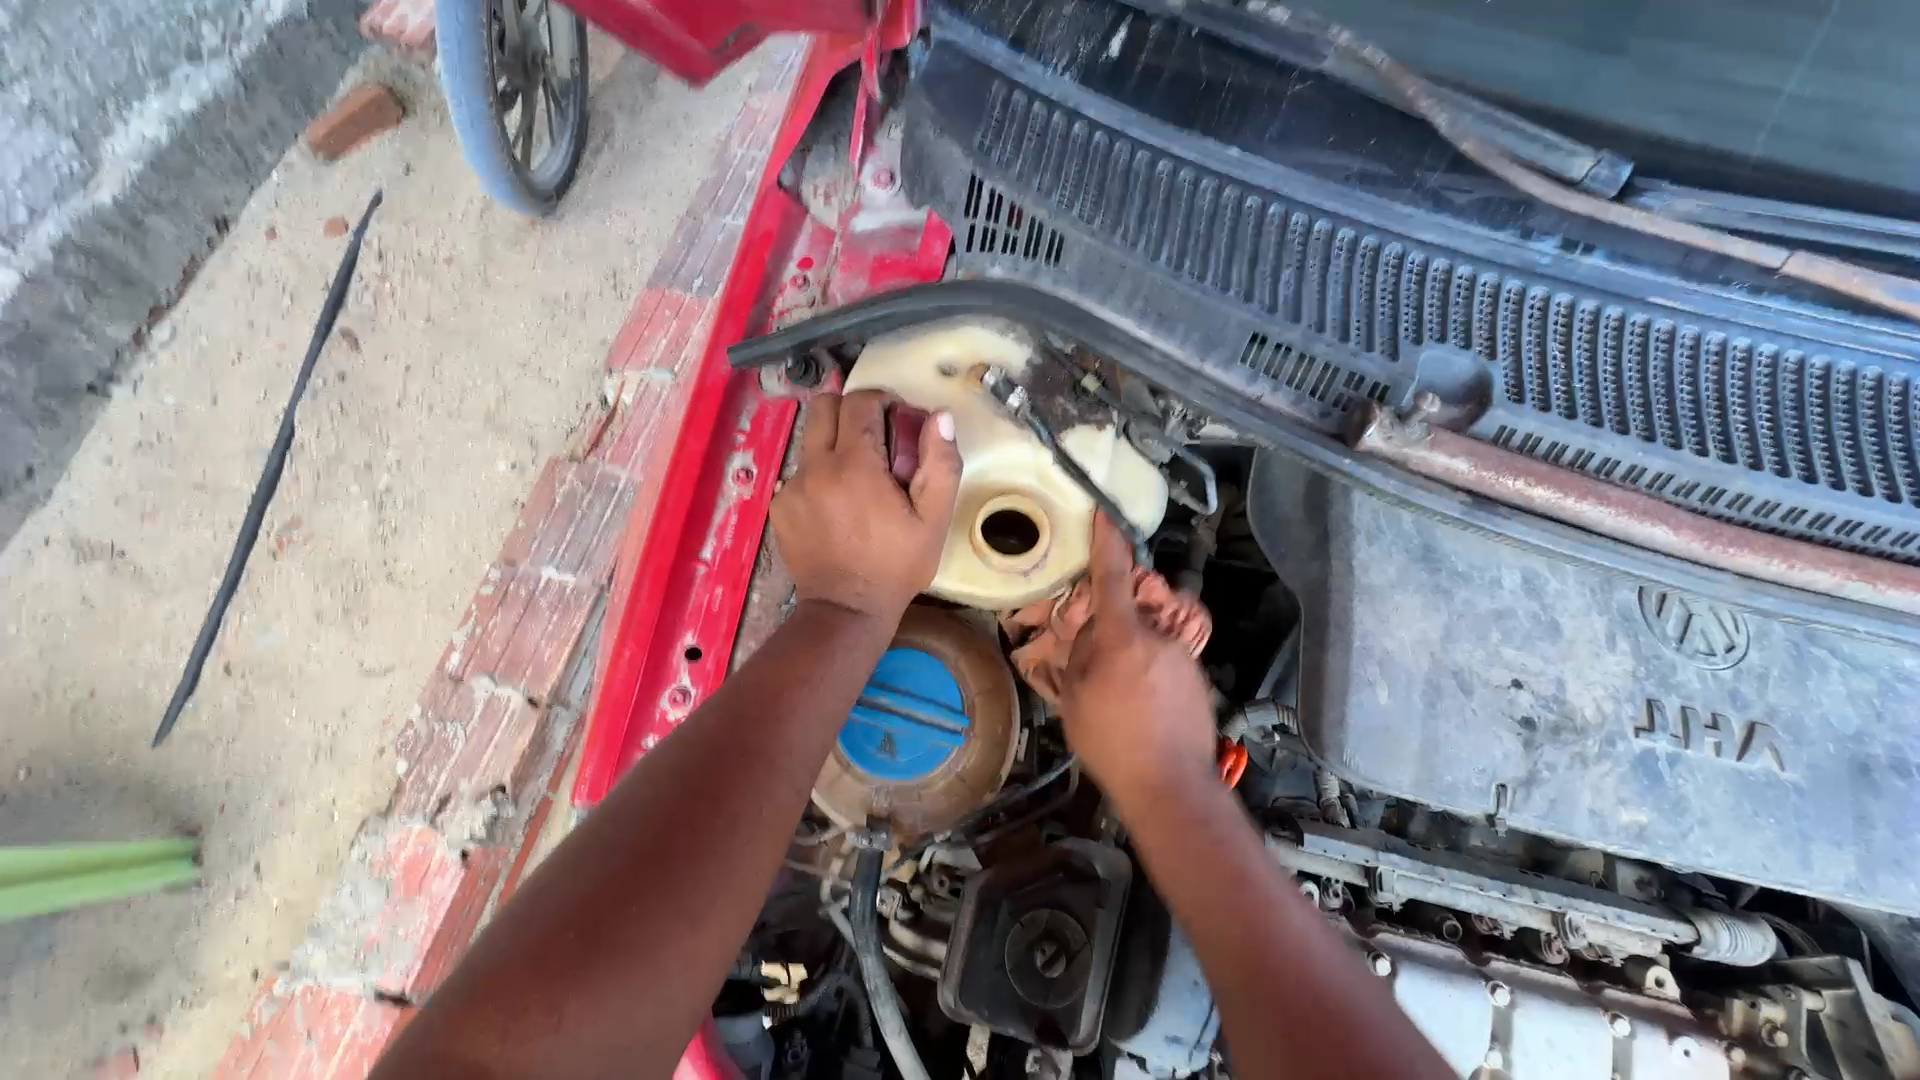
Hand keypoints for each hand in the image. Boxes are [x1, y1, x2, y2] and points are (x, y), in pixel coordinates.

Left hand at [771, 390, 961, 622]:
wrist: (846, 611)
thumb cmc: (896, 566)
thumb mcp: (934, 520)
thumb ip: (940, 464)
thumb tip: (940, 418)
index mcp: (855, 466)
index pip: (860, 402)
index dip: (883, 402)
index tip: (898, 421)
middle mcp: (816, 468)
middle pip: (823, 406)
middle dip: (850, 411)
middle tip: (873, 438)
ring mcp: (791, 487)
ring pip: (810, 439)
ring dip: (834, 445)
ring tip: (857, 479)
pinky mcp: (779, 507)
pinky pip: (799, 473)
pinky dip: (819, 477)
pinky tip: (837, 508)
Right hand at [1057, 515, 1217, 804]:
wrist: (1171, 785)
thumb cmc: (1113, 744)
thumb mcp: (1075, 697)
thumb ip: (1079, 653)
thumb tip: (1090, 629)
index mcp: (1123, 638)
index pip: (1113, 577)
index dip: (1106, 543)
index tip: (1104, 515)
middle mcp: (1158, 638)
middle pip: (1128, 608)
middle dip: (1106, 622)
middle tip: (1087, 655)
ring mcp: (1181, 656)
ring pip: (1145, 635)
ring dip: (1126, 649)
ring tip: (1113, 691)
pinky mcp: (1195, 674)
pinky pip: (1162, 656)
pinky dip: (1145, 668)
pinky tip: (1136, 704)